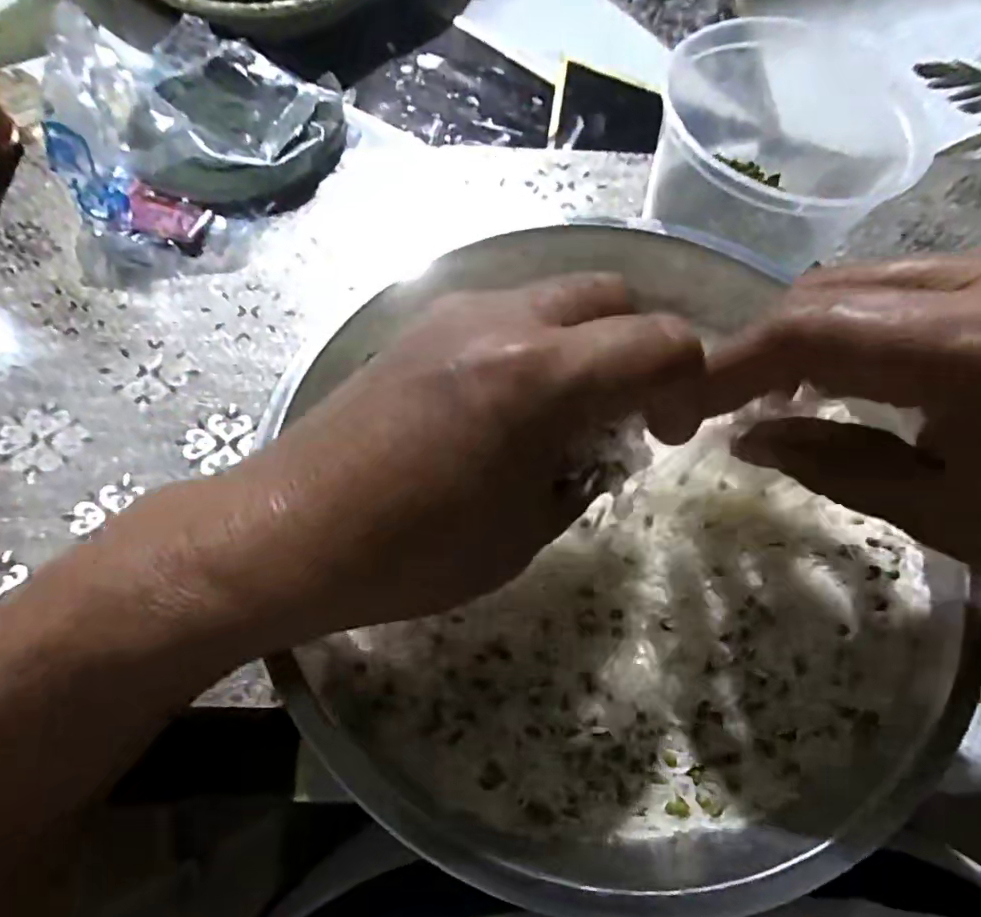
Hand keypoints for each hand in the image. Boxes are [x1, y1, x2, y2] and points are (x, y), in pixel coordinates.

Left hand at [158, 273, 702, 645]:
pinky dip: (529, 345)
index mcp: (541, 375)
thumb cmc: (408, 555)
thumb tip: (594, 452)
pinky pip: (497, 316)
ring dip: (582, 343)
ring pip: (551, 298)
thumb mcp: (518, 536)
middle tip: (623, 417)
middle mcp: (499, 320)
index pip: (661, 342)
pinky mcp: (410, 333)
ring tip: (562, 413)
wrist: (290, 534)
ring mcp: (447, 317)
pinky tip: (505, 405)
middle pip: (611, 297)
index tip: (669, 434)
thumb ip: (575, 480)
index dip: (690, 383)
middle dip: (638, 349)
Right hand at [663, 227, 980, 627]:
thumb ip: (833, 464)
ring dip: (821, 330)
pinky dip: (880, 320)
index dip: (728, 364)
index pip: (809, 328)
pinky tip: (884, 369)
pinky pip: (938, 275)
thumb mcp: (949, 514)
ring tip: (800, 392)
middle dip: (766, 346)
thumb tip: (747, 440)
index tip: (682, 405)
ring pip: (881, 274)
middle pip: (835, 286)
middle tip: (736, 406)